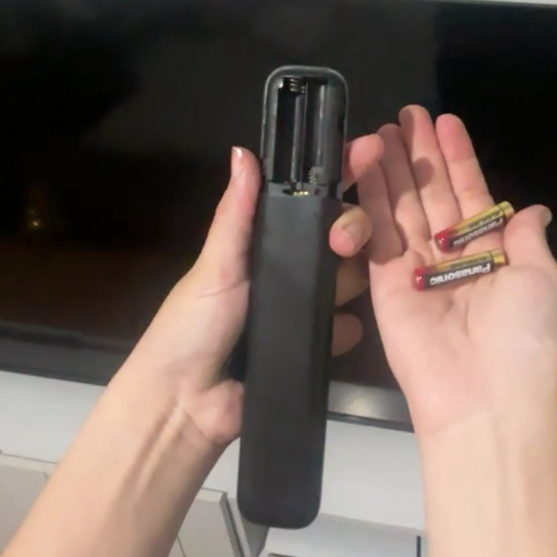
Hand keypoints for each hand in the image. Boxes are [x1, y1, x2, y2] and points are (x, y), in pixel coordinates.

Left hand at [115, 139, 383, 446]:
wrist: (187, 405)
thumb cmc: (192, 326)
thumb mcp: (215, 266)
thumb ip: (237, 214)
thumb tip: (243, 151)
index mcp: (265, 243)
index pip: (309, 200)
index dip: (341, 175)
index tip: (369, 153)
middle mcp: (290, 269)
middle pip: (342, 235)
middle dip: (353, 228)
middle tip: (344, 243)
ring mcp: (304, 308)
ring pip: (352, 278)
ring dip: (353, 278)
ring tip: (342, 288)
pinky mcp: (315, 346)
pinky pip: (346, 328)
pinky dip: (343, 329)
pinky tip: (333, 331)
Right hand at [357, 106, 556, 438]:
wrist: (486, 396)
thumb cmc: (525, 335)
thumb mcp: (543, 278)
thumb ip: (527, 237)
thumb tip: (534, 211)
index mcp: (496, 256)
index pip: (473, 196)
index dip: (460, 160)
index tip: (447, 123)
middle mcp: (455, 259)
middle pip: (434, 196)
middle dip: (420, 155)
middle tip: (407, 115)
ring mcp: (418, 271)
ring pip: (404, 208)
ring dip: (392, 168)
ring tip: (382, 129)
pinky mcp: (386, 284)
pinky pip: (379, 233)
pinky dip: (372, 198)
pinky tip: (367, 163)